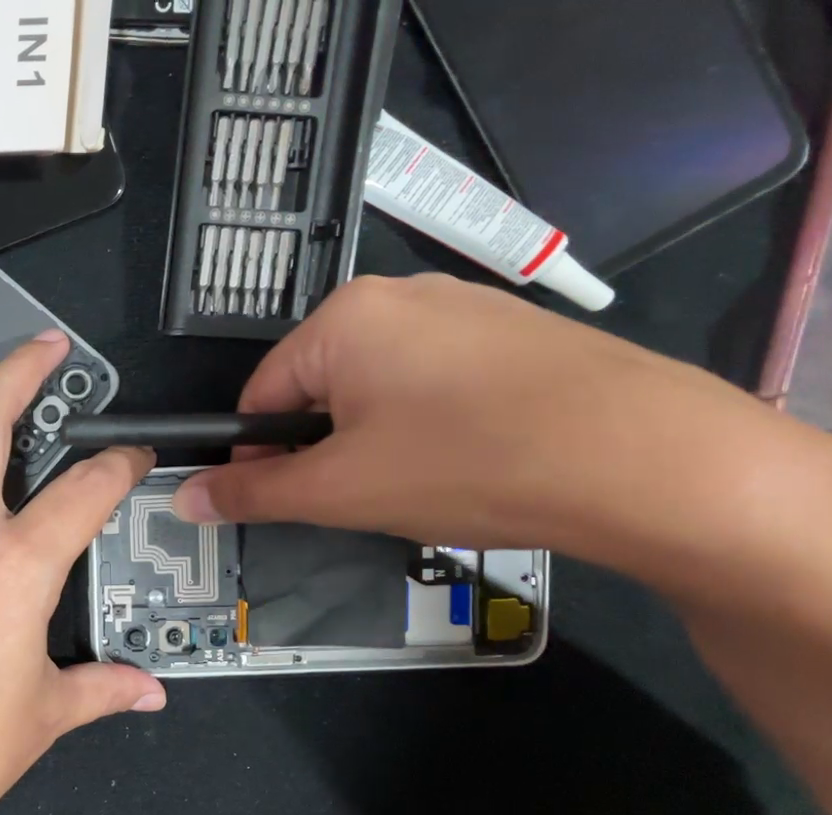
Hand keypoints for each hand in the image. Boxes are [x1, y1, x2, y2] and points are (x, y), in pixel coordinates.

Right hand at [172, 274, 786, 564]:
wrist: (649, 461)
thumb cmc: (465, 464)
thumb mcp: (340, 490)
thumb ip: (252, 493)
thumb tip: (181, 499)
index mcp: (343, 319)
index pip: (260, 396)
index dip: (260, 457)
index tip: (283, 501)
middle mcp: (401, 295)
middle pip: (319, 388)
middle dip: (325, 448)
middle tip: (361, 499)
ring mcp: (467, 308)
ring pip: (379, 388)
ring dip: (376, 440)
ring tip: (422, 484)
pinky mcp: (518, 334)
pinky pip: (436, 382)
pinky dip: (431, 426)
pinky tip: (470, 461)